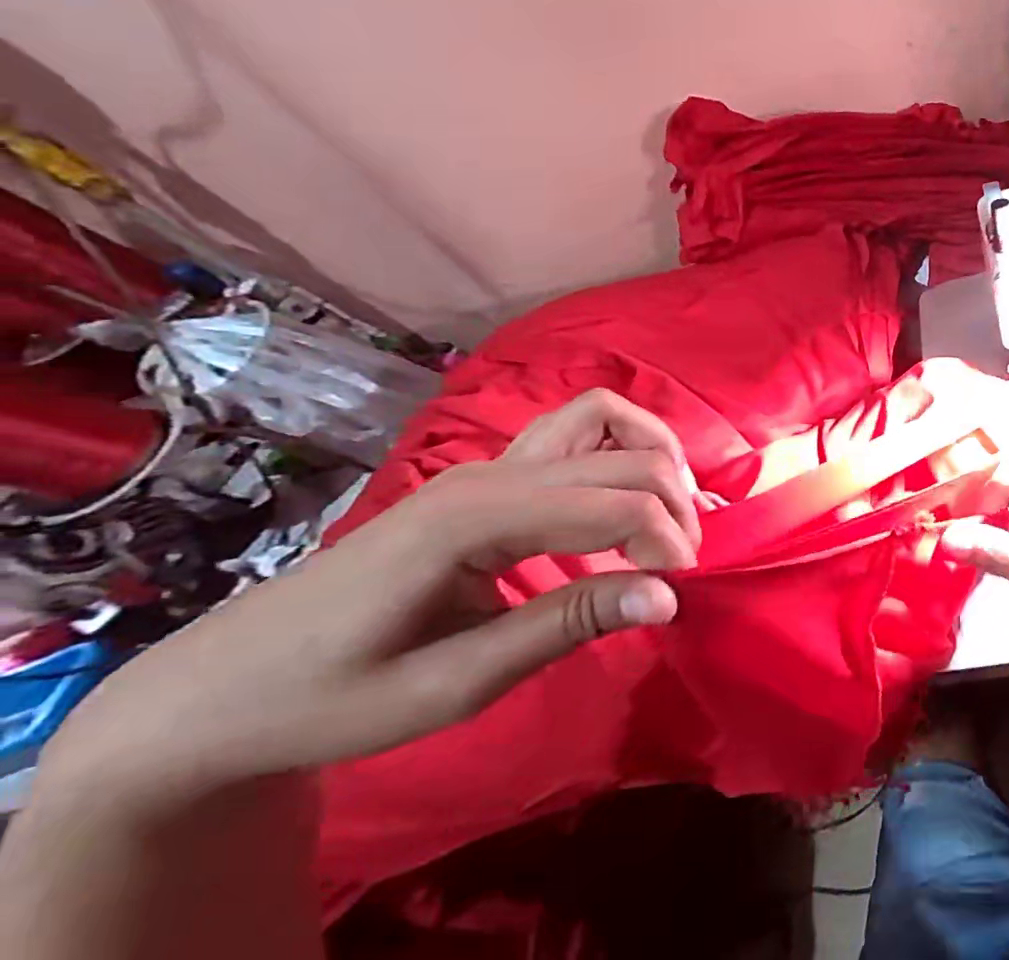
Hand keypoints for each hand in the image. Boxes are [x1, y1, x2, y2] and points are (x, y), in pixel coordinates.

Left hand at [38, 390, 700, 798]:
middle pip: (622, 457)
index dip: (668, 543)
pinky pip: (576, 435)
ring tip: (672, 518)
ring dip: (654, 458)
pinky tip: (629, 500)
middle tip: (680, 571)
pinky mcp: (485, 481)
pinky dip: (623, 452)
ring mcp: (485, 469)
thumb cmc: (331, 697)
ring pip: (602, 418)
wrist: (221, 689)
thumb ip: (566, 627)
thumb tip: (668, 597)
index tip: (680, 595)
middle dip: (674, 506)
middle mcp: (488, 474)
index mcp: (473, 519)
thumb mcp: (454, 684)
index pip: (613, 504)